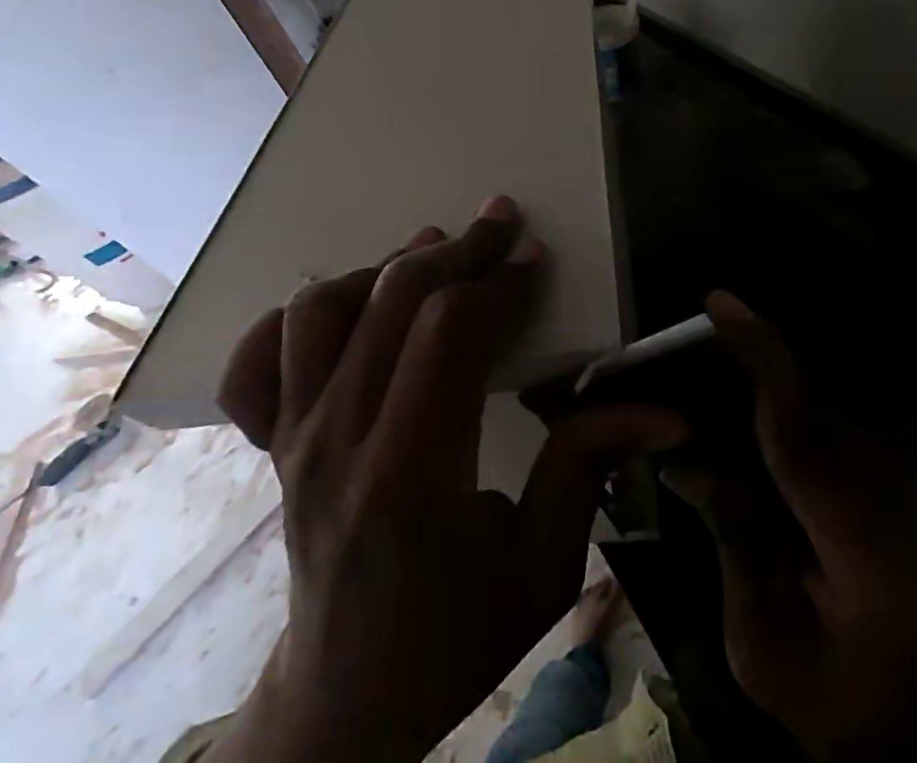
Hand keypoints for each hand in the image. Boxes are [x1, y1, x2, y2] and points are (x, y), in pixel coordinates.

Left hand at [210, 197, 687, 762]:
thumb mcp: (543, 567)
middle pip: (391, 303)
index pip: (449, 336)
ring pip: (320, 311)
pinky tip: (346, 311)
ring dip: (384, 268)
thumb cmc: (456, 637)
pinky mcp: (273, 445)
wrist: (350, 691)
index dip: (500, 286)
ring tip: (434, 252)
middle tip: (500, 225)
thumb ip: (588, 469)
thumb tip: (659, 408)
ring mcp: (293, 440)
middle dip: (457, 252)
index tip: (536, 262)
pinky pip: (257, 358)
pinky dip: (295, 317)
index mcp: (411, 477)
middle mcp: (338, 443)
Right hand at [666, 292, 916, 759]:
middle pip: (810, 407)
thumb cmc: (842, 708)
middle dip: (746, 361)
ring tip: (698, 366)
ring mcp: (906, 493)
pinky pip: (828, 436)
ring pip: (820, 414)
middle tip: (684, 337)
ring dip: (758, 385)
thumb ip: (735, 545)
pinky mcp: (900, 492)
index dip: (760, 359)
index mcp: (866, 544)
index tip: (719, 305)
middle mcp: (897, 500)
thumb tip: (688, 460)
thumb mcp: (764, 647)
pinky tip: (736, 417)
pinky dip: (780, 417)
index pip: (801, 431)